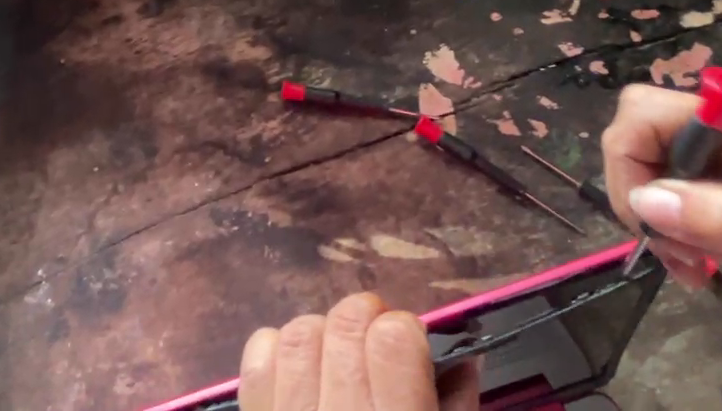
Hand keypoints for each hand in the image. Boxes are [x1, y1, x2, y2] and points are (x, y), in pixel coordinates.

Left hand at [238, 292, 479, 410]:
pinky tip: (303, 368)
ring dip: (324, 331)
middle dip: (364, 319)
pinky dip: (280, 348)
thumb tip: (463, 353)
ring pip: (299, 335)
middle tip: (378, 338)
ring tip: (341, 354)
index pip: (392, 344)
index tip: (410, 338)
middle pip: (343, 329)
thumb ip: (457, 407)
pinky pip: (258, 359)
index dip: (404, 329)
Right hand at [603, 84, 721, 409]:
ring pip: (661, 159)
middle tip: (668, 247)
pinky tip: (705, 260)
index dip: (630, 161)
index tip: (649, 226)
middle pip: (648, 129)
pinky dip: (682, 221)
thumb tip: (647, 198)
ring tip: (692, 266)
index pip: (651, 111)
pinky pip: (689, 184)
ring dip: (660, 211)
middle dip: (639, 186)